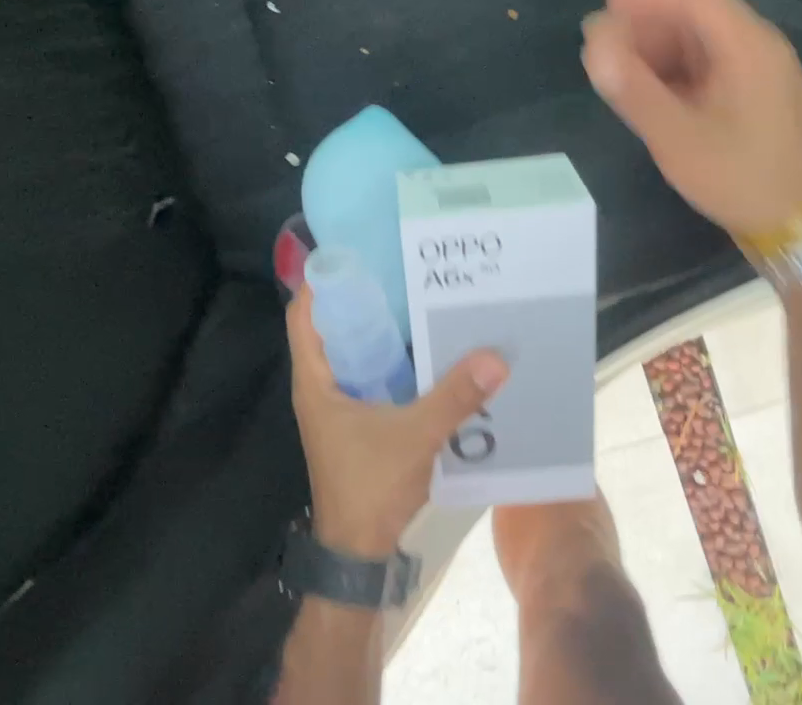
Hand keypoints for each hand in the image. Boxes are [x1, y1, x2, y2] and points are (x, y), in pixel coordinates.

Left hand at [287, 285, 508, 558]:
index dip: (322, 280)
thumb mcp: (415, 436)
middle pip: (333, 327)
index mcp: (315, 379)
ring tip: (421, 300)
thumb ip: (455, 397)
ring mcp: (338, 405)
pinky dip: (392, 361)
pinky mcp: (356, 422)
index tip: (358, 251)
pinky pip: (371, 376)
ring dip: (381, 331)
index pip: (304, 314)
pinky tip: (428, 352)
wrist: (358, 549)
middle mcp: (321, 385)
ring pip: (354, 353)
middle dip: (364, 299)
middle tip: (404, 270)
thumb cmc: (370, 486)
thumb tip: (496, 356)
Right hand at [581, 0, 801, 237]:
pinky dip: (670, 65)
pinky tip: (643, 85)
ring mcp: (757, 71)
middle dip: (645, 18)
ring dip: (654, 43)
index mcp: (748, 47)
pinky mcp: (751, 94)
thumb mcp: (678, 138)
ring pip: (699, 38)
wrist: (798, 227)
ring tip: (613, 63)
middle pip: (697, 12)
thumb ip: (633, 90)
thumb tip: (593, 46)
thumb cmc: (740, 179)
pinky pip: (706, 63)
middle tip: (598, 38)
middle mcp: (757, 48)